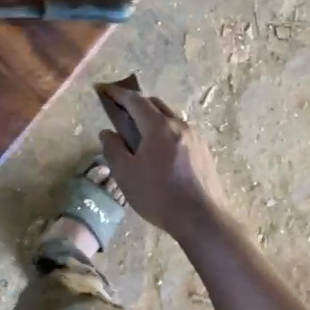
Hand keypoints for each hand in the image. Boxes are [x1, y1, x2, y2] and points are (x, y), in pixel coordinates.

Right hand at [98, 94, 228, 242]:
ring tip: (141, 134)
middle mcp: (179, 126)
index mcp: (159, 127)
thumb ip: (113, 149)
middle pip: (156, 104)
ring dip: (153, 118)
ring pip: (170, 118)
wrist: (202, 220)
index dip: (118, 94)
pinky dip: (166, 132)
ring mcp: (196, 139)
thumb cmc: (158, 195)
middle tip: (121, 112)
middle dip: (137, 103)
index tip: (105, 90)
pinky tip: (161, 152)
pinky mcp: (205, 153)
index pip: (136, 101)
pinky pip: (181, 133)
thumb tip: (107, 133)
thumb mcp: (125, 174)